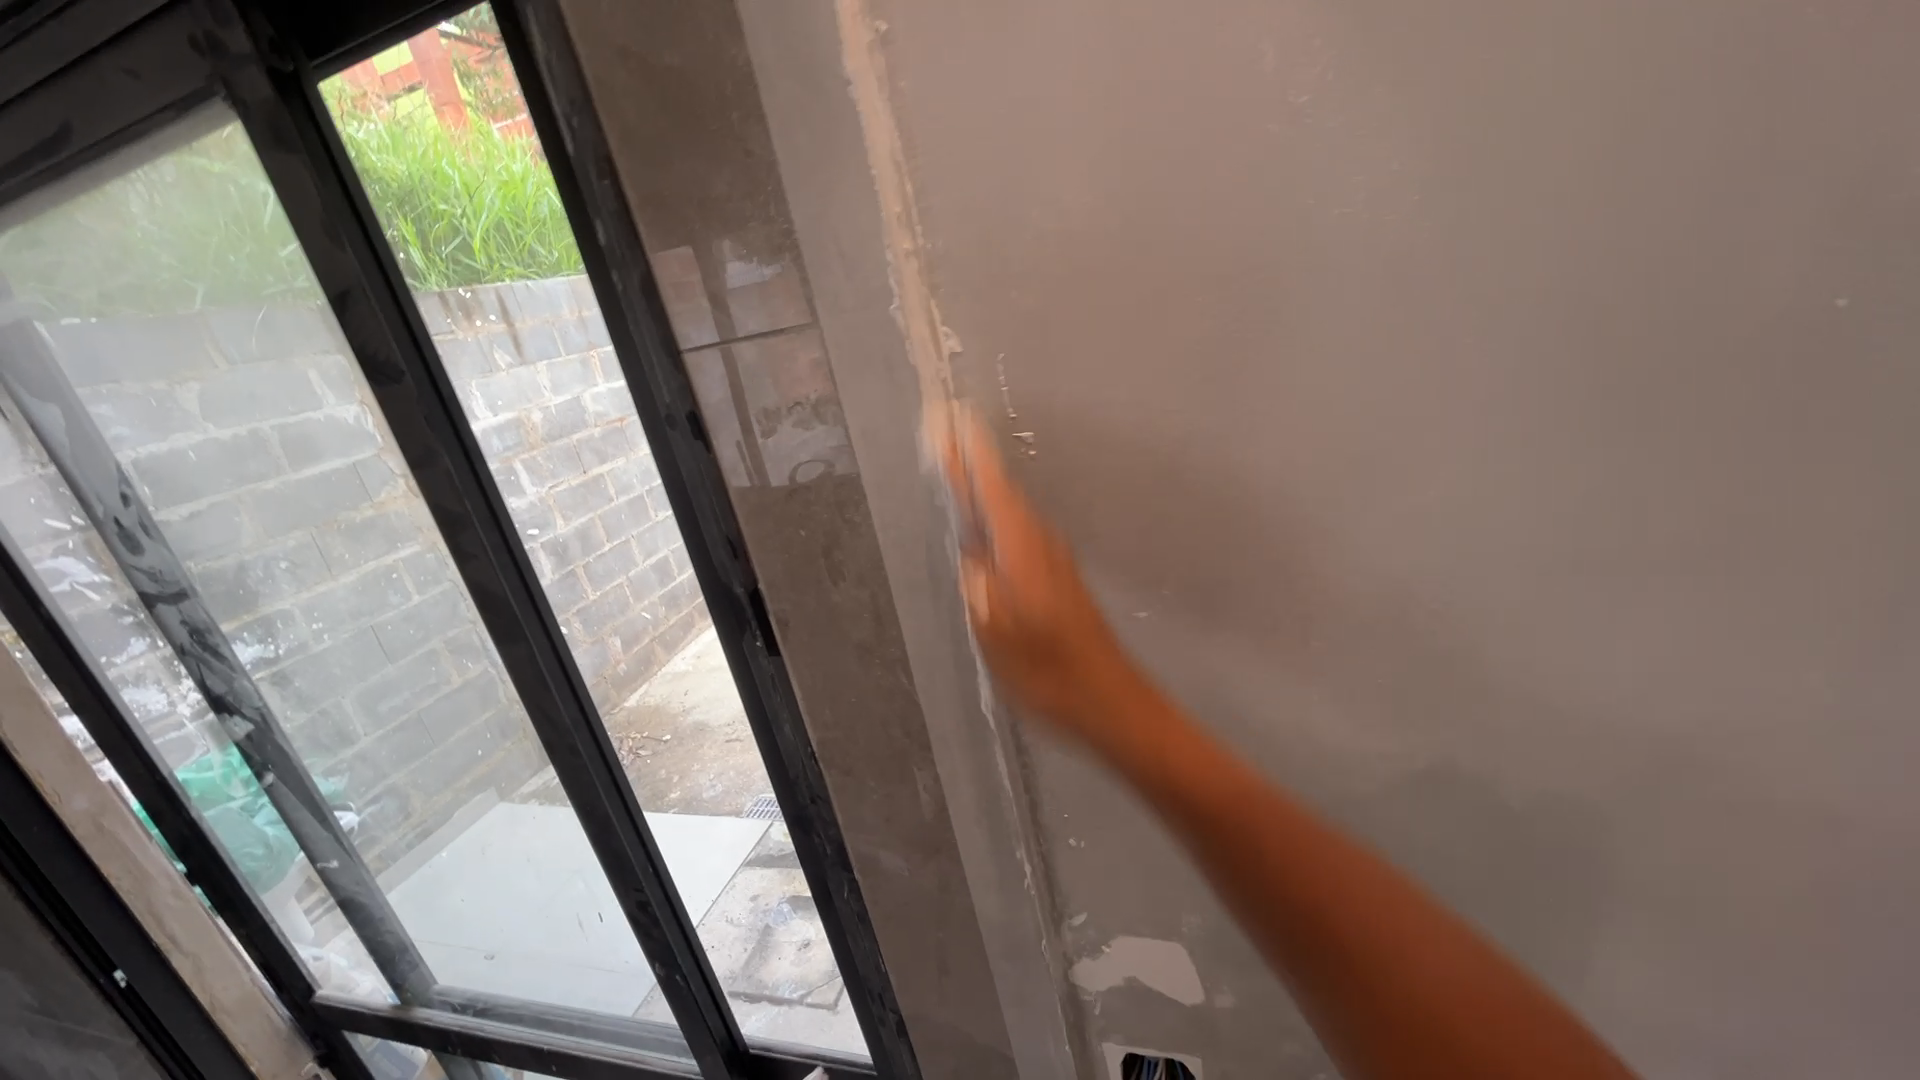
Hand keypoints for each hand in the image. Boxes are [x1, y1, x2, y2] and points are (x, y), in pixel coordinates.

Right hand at [931, 406, 1143, 744]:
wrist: (1109, 700)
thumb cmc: (1048, 670)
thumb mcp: (996, 631)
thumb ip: (978, 584)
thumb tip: (969, 553)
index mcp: (1021, 547)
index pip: (989, 484)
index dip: (967, 451)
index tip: (949, 416)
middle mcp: (1039, 543)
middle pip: (1000, 493)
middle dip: (971, 464)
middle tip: (940, 437)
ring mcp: (1052, 560)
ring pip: (1009, 515)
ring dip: (983, 494)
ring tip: (952, 477)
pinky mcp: (1058, 579)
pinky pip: (1017, 537)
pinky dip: (996, 524)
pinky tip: (981, 538)